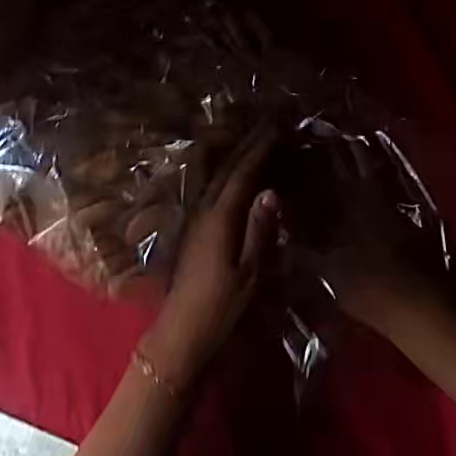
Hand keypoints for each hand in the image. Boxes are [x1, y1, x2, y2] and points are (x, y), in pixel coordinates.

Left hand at [139, 129, 279, 392]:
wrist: (182, 329)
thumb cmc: (220, 305)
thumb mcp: (249, 272)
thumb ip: (259, 230)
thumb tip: (270, 191)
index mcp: (220, 218)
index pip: (241, 175)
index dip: (258, 151)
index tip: (274, 130)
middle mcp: (202, 211)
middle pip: (223, 169)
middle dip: (242, 144)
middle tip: (261, 125)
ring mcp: (192, 218)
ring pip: (207, 174)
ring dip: (222, 152)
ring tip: (236, 134)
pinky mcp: (188, 228)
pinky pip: (202, 187)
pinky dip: (213, 169)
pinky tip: (218, 168)